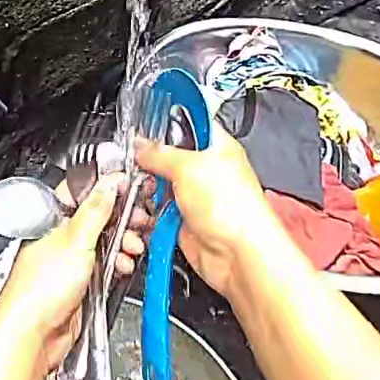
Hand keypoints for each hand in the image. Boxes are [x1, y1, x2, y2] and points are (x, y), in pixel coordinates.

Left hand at [0, 175, 148, 370]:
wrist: (32, 339)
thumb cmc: (37, 291)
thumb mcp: (75, 239)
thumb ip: (96, 208)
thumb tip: (110, 182)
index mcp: (52, 219)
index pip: (83, 191)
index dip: (107, 186)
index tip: (129, 186)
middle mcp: (61, 237)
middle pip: (99, 215)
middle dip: (122, 216)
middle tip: (139, 217)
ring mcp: (71, 260)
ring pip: (106, 240)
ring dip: (124, 241)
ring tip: (133, 245)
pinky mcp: (81, 283)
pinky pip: (106, 264)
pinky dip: (118, 262)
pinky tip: (124, 264)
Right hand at [134, 123, 285, 295]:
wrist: (238, 256)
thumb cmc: (234, 207)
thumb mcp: (188, 167)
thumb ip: (161, 153)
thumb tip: (143, 146)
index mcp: (217, 147)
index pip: (192, 125)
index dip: (171, 123)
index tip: (148, 128)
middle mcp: (207, 171)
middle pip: (171, 158)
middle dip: (153, 163)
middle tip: (141, 165)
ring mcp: (196, 198)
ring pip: (162, 187)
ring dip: (149, 192)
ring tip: (145, 192)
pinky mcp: (186, 223)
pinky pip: (160, 214)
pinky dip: (150, 215)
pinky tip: (147, 214)